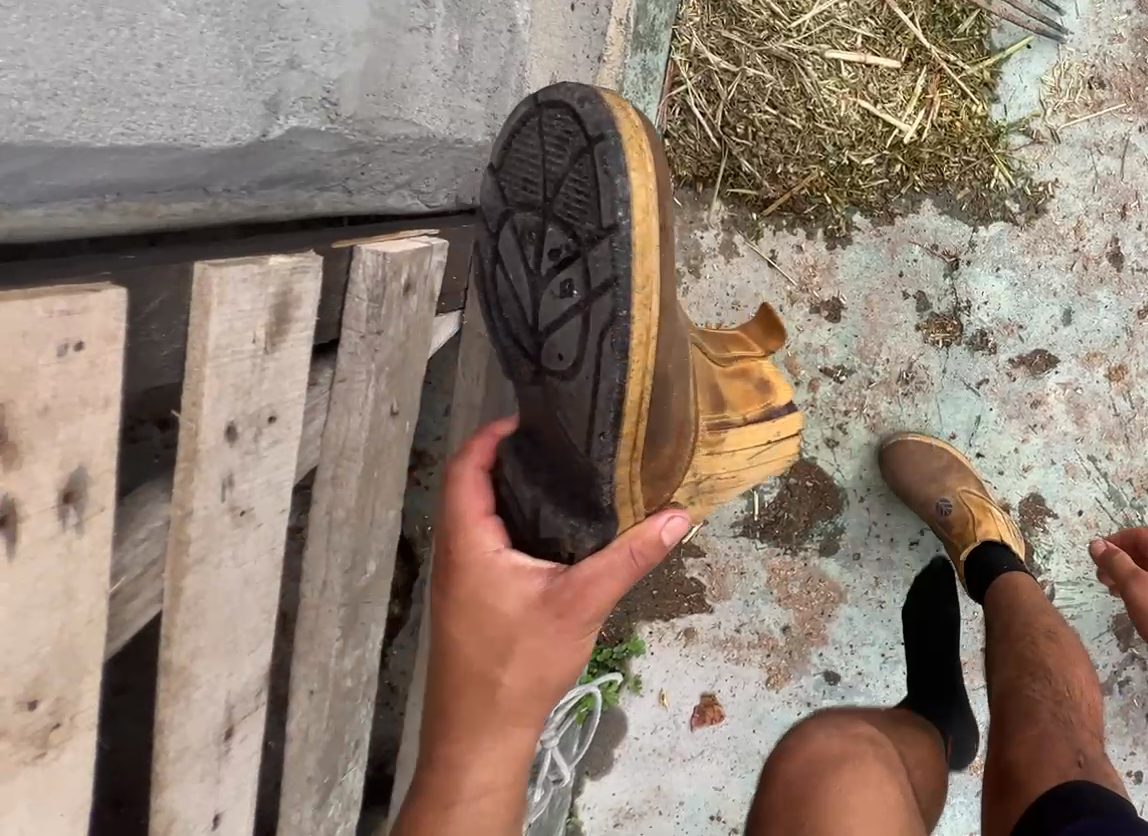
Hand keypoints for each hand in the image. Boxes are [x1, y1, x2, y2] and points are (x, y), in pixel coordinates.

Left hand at [404, 418, 690, 820]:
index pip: (466, 471)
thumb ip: (631, 555)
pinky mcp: (476, 602)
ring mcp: (464, 582)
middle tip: (563, 438)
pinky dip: (519, 522)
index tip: (531, 417)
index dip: (490, 437)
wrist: (480, 738)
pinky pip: (491, 544)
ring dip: (513, 491)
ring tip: (567, 473)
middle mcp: (458, 557)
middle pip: (472, 489)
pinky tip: (560, 530)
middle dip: (510, 458)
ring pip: (482, 519)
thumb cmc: (519, 664)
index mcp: (470, 545)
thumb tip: (680, 514)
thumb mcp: (583, 602)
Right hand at [1089, 528, 1147, 677]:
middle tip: (1102, 577)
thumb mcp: (1135, 588)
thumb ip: (1116, 563)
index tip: (1098, 555)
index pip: (1139, 534)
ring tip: (1113, 592)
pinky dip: (1144, 590)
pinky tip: (1137, 606)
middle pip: (1146, 552)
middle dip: (1121, 560)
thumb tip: (1097, 543)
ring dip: (1131, 577)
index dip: (1116, 540)